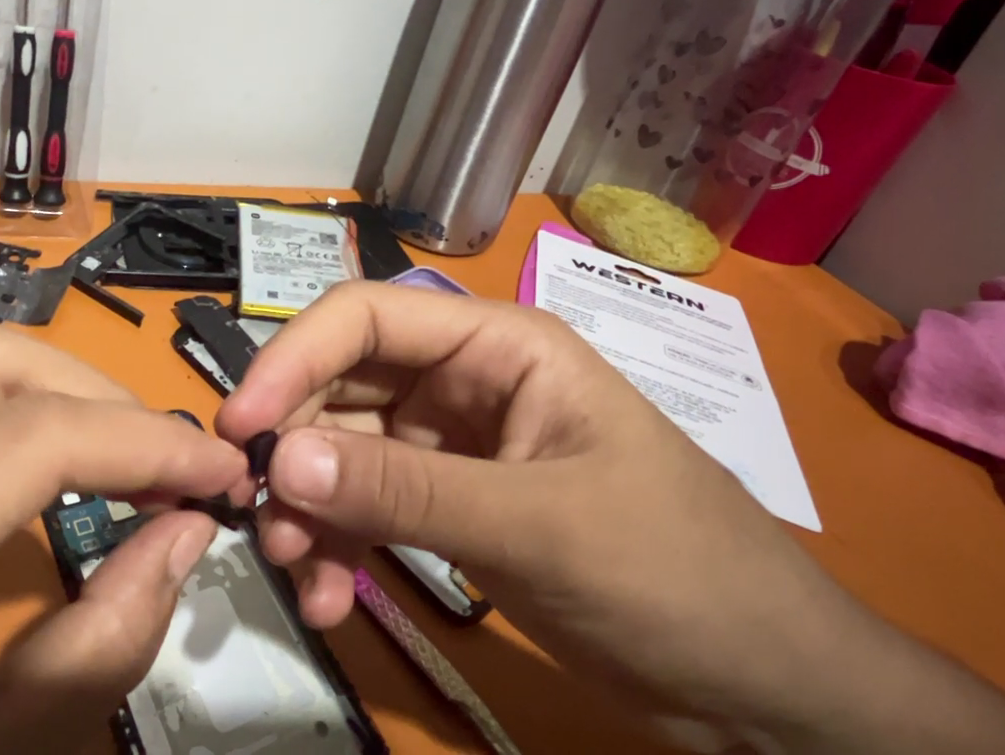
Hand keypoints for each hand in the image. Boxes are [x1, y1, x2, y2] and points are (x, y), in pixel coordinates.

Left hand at [0, 326, 245, 754]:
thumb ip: (96, 649)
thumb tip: (184, 531)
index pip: (22, 439)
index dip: (144, 440)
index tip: (222, 472)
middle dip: (98, 396)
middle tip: (167, 466)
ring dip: (53, 404)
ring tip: (122, 468)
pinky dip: (3, 431)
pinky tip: (43, 489)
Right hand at [216, 282, 1004, 753]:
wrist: (763, 686)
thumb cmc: (675, 574)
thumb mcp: (537, 526)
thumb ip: (405, 492)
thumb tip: (282, 460)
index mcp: (498, 347)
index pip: (367, 318)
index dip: (293, 358)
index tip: (241, 427)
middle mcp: (463, 382)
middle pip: (342, 387)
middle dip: (296, 450)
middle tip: (262, 521)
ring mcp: (452, 447)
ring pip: (343, 454)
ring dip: (309, 510)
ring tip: (303, 578)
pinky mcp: (447, 507)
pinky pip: (365, 508)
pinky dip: (338, 547)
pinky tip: (332, 598)